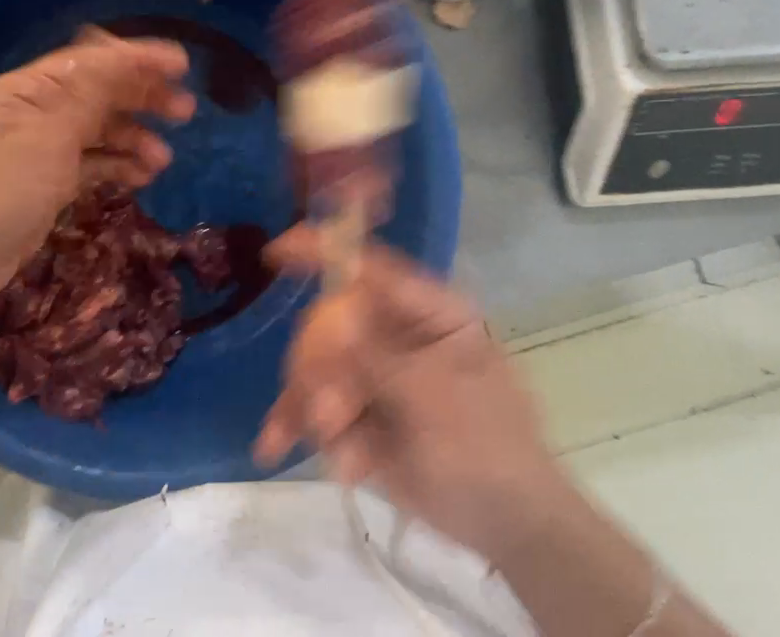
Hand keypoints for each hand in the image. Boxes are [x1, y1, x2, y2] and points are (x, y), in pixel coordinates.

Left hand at [0, 29, 195, 316]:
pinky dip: (118, 164)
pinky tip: (143, 176)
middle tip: (186, 111)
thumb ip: (89, 96)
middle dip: (142, 98)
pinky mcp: (51, 180)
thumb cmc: (2, 189)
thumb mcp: (48, 137)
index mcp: (29, 88)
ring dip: (134, 137)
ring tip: (163, 160)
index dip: (137, 58)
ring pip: (101, 129)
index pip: (91, 61)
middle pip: (100, 92)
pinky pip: (94, 161)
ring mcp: (44, 146)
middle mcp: (37, 110)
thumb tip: (122, 56)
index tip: (182, 64)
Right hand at [254, 230, 566, 553]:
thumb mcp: (438, 398)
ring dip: (310, 403)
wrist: (506, 525)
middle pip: (331, 324)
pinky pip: (312, 407)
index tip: (276, 254)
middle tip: (328, 408)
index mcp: (431, 315)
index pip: (373, 270)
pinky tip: (273, 446)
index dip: (324, 254)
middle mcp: (397, 335)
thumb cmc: (488, 449)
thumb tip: (335, 319)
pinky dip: (295, 424)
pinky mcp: (356, 414)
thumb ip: (381, 358)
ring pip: (315, 368)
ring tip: (332, 441)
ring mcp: (374, 376)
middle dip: (318, 365)